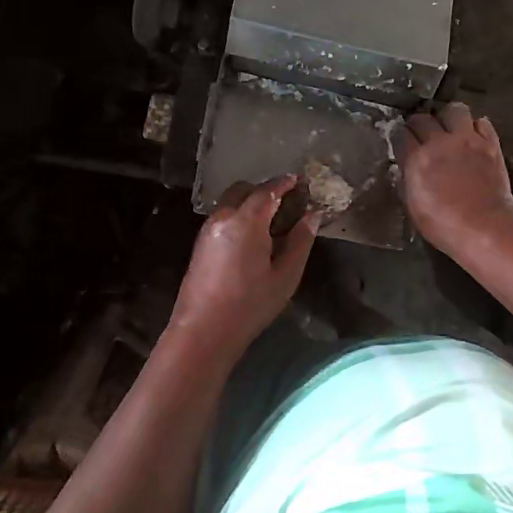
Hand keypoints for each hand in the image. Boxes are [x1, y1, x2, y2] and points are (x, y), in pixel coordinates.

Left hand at [168, 175, 319, 361]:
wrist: (202, 331)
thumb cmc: (249, 306)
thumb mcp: (285, 276)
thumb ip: (300, 241)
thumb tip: (312, 216)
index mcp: (246, 222)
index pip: (267, 190)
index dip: (284, 183)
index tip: (299, 180)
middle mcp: (223, 218)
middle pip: (243, 189)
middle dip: (264, 189)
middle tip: (285, 201)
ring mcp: (207, 230)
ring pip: (229, 201)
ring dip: (249, 201)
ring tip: (271, 219)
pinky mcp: (200, 243)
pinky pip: (222, 216)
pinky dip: (238, 214)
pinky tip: (252, 236)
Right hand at [395, 102, 512, 256]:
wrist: (485, 229)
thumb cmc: (443, 226)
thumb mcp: (413, 206)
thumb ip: (407, 181)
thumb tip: (405, 168)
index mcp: (416, 159)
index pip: (400, 134)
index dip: (398, 134)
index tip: (399, 137)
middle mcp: (439, 143)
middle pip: (423, 118)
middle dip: (417, 123)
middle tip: (420, 132)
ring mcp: (467, 141)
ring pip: (454, 109)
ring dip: (448, 116)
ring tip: (448, 128)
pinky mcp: (490, 145)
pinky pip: (482, 123)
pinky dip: (476, 126)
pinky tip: (473, 137)